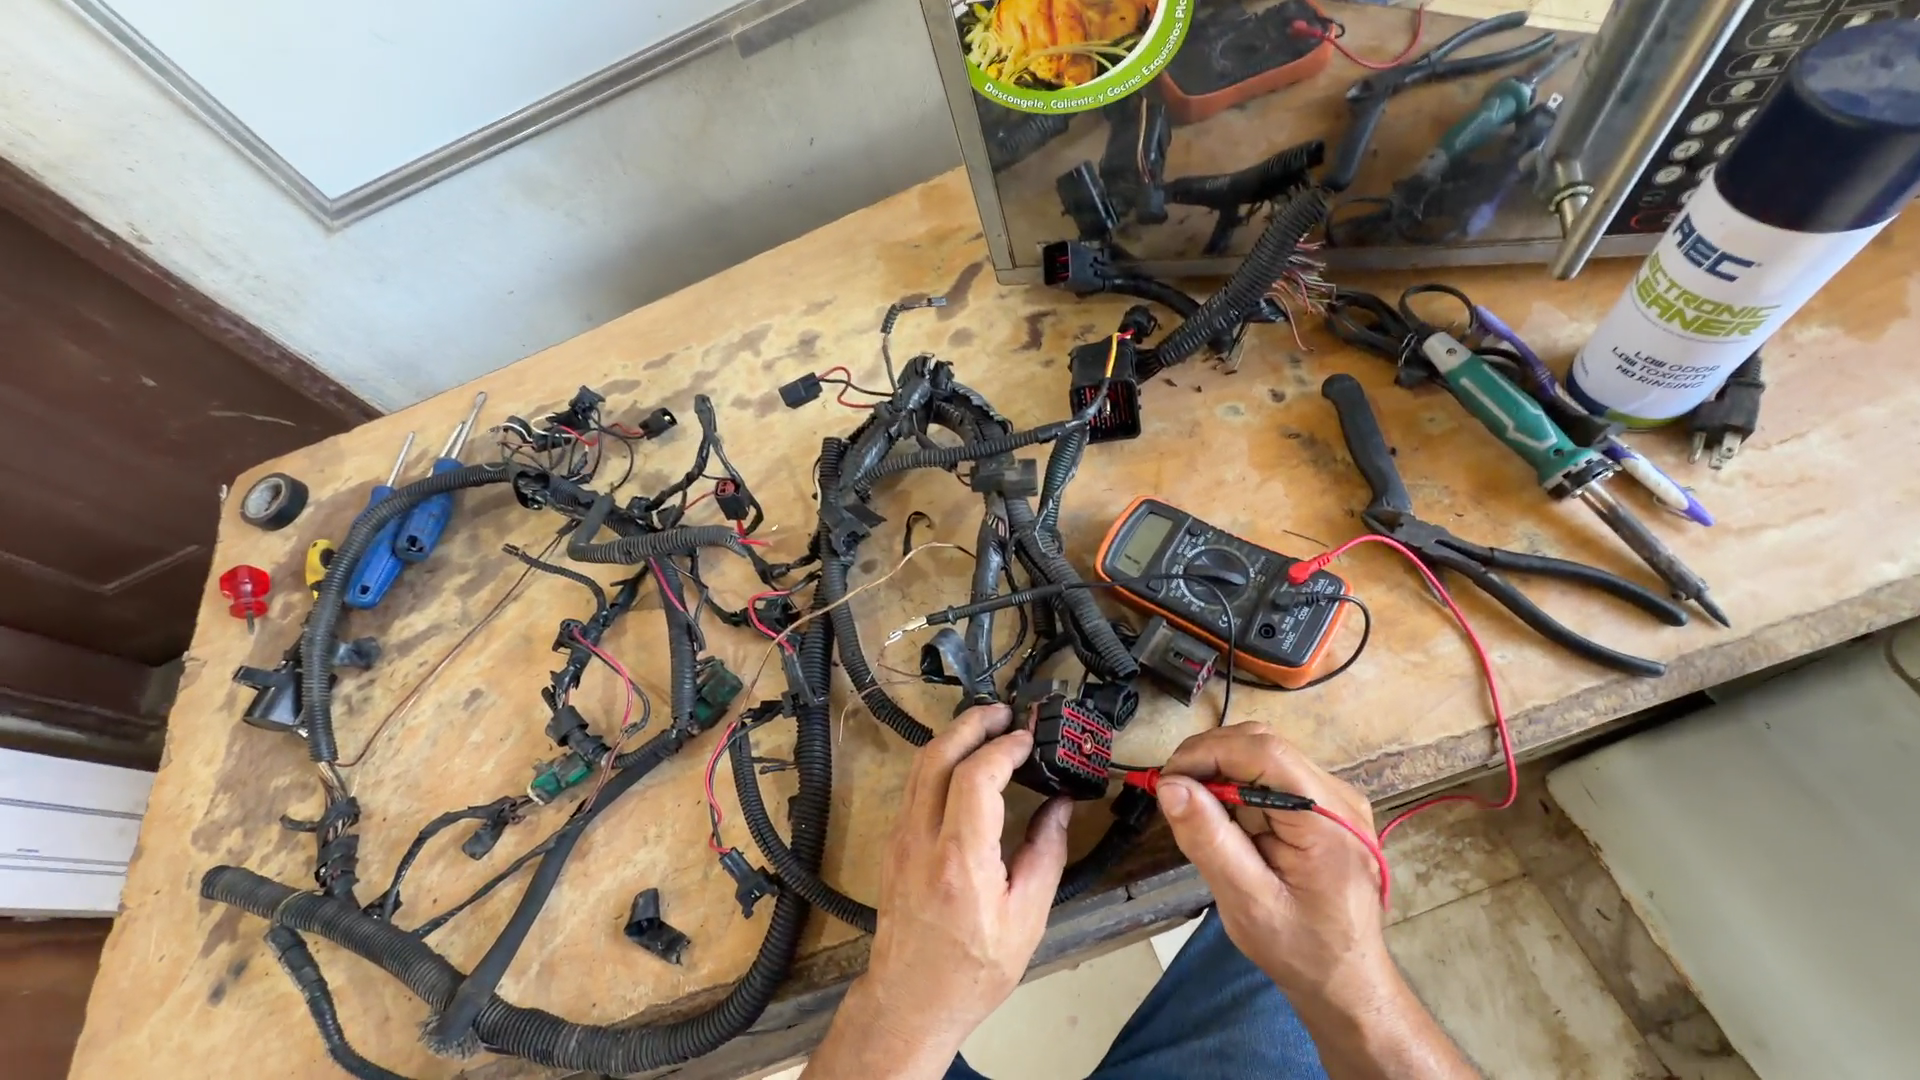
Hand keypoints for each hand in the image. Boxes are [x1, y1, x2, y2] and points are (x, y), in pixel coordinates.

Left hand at [824, 704, 1072, 1074]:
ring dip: (953, 735)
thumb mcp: (1026, 919)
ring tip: (986, 724)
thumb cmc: (973, 968)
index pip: (975, 777)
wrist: (911, 999)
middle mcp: (922, 839)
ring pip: (920, 765)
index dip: (1003, 748)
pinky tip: (963, 758)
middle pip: (937, 756)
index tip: (1027, 738)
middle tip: (1004, 711)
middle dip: (971, 723)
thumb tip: (1060, 804)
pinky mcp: (894, 842)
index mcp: (960, 860)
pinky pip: (914, 784)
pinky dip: (939, 758)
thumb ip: (1045, 854)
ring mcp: (901, 838)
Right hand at [1155, 722, 1390, 1009]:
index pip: (1263, 752)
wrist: (1347, 982)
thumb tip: (1170, 785)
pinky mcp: (1323, 805)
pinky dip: (1236, 782)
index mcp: (1328, 817)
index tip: (1168, 779)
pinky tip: (1221, 814)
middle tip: (1174, 790)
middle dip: (1209, 756)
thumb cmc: (1300, 949)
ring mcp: (1334, 798)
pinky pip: (1271, 774)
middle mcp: (1338, 795)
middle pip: (1263, 744)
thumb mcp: (1247, 902)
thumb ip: (1210, 841)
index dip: (1208, 752)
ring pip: (1264, 754)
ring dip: (1220, 768)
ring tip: (1194, 804)